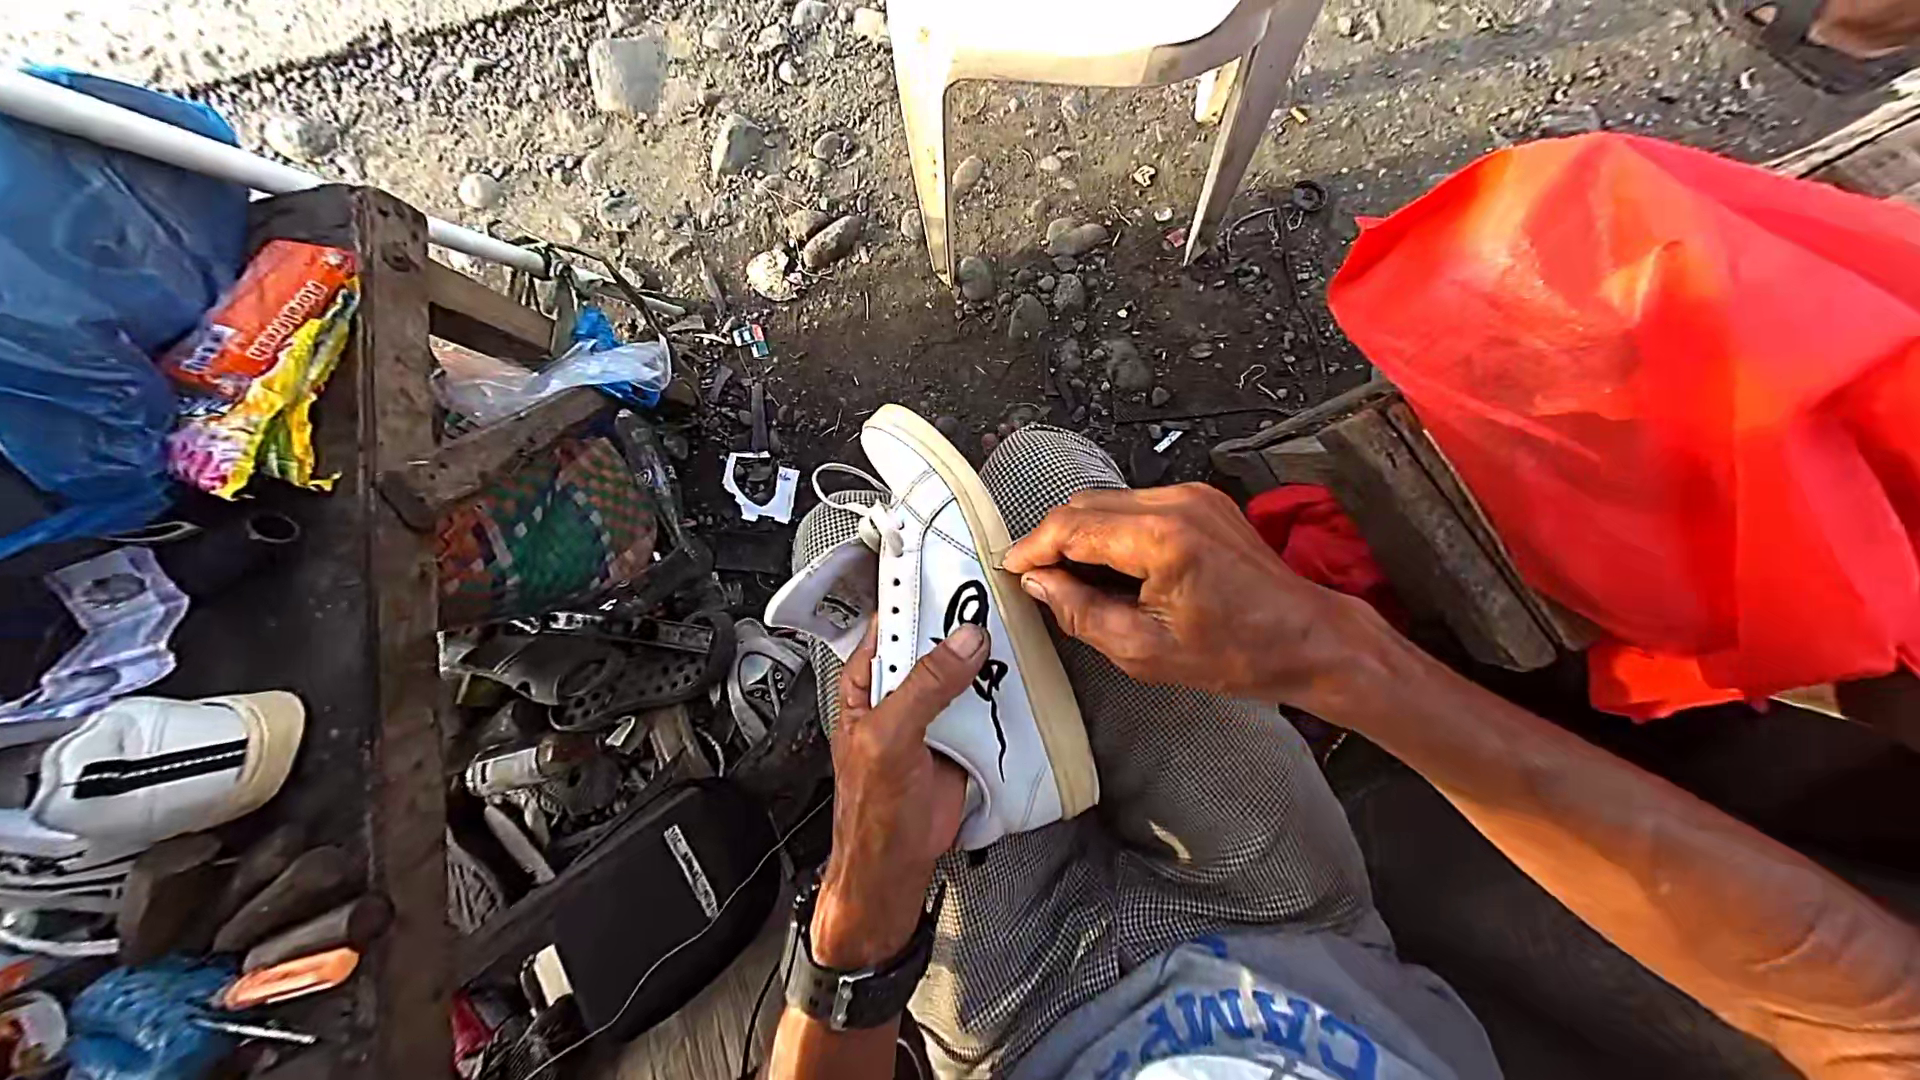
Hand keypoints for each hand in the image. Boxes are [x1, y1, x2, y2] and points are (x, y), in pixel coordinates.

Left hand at [810, 622, 984, 968]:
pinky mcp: (961, 733)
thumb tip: (963, 642)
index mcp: (868, 682)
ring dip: (982, 655)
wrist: (895, 869)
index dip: (911, 593)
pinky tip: (1013, 678)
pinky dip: (1000, 689)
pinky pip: (983, 700)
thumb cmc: (871, 813)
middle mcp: (899, 690)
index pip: (888, 622)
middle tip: (987, 597)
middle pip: (932, 640)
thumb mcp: (890, 738)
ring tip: (1006, 631)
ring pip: (961, 668)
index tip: (941, 566)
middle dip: (958, 622)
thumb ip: (925, 687)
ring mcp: (932, 711)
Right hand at [1002, 485, 1378, 711]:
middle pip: (1083, 506)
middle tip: (1037, 578)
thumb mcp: (1144, 651)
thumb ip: (1079, 612)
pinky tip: (1108, 565)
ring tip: (1072, 577)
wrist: (1307, 637)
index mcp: (1163, 539)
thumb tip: (1041, 584)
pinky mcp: (1198, 500)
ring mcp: (1190, 496)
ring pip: (1104, 502)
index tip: (1013, 567)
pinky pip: (1132, 505)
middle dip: (1051, 540)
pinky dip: (1108, 531)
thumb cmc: (1241, 652)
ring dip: (1078, 535)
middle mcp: (1176, 503)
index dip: (1032, 547)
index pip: (1071, 526)